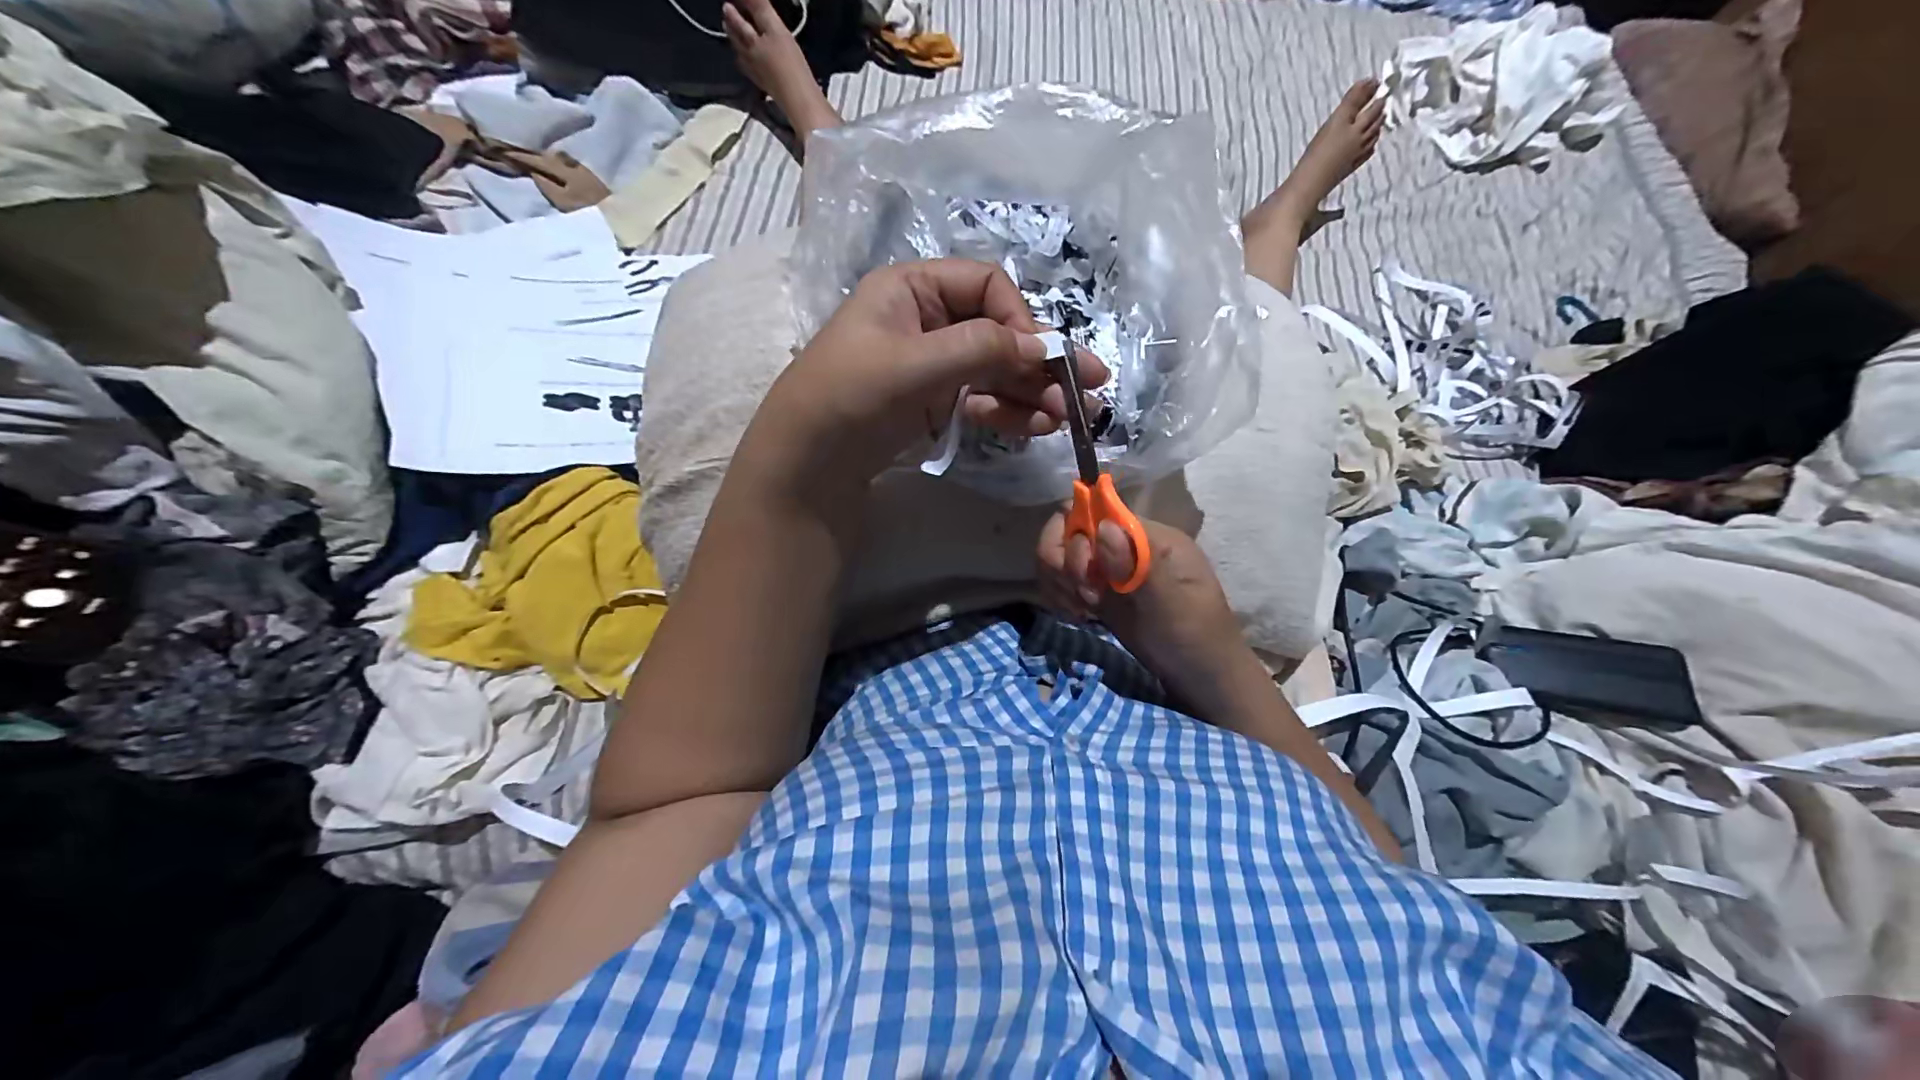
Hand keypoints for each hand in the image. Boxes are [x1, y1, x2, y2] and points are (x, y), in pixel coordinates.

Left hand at [735, 258, 1106, 502]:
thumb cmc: (850, 396)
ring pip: (994, 370)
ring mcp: (931, 365)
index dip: (1020, 319)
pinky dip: (1007, 412)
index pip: (986, 287)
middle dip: (1041, 362)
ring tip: (1069, 419)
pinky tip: (1035, 428)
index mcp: (912, 288)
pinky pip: (981, 399)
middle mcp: (926, 320)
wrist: (805, 465)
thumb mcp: (916, 363)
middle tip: (1091, 390)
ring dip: (1032, 393)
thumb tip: (1046, 345)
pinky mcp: (932, 404)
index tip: (1042, 357)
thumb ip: (983, 348)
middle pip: (998, 332)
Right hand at [1037, 514, 1258, 715]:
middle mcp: (1126, 543)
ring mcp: (1111, 566)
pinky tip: (1077, 616)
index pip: (1094, 512)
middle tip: (1084, 601)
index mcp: (1150, 536)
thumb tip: (1105, 528)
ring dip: (1059, 581)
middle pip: (1069, 528)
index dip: (1078, 543)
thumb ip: (1140, 567)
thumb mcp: (1173, 607)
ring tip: (1082, 611)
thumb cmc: (1197, 641)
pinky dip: (1059, 595)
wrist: (1203, 681)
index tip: (1088, 584)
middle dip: (1064, 563)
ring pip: (1060, 552)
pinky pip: (1062, 578)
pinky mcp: (1099, 589)